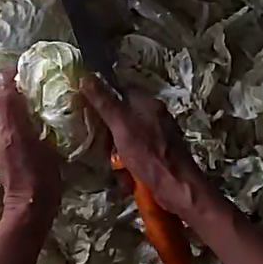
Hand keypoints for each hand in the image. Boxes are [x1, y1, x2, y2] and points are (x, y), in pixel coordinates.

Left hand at [0, 70, 61, 220]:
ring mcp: (1, 139)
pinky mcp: (13, 148)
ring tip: (27, 87)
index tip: (21, 65)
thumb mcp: (17, 132)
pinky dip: (18, 109)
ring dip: (9, 95)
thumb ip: (8, 104)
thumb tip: (2, 76)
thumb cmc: (29, 167)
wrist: (33, 201)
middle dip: (2, 82)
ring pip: (0, 109)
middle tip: (23, 73)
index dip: (0, 74)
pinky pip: (11, 120)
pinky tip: (31, 110)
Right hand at [82, 78, 212, 220]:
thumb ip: (104, 103)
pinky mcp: (159, 156)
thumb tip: (85, 76)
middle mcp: (156, 117)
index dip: (103, 99)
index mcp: (149, 104)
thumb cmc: (149, 153)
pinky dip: (128, 165)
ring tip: (115, 165)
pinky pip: (136, 155)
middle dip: (110, 133)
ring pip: (127, 139)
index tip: (88, 111)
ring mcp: (159, 137)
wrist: (177, 186)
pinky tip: (126, 176)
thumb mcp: (121, 125)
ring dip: (118, 153)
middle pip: (123, 117)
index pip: (121, 91)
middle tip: (102, 145)